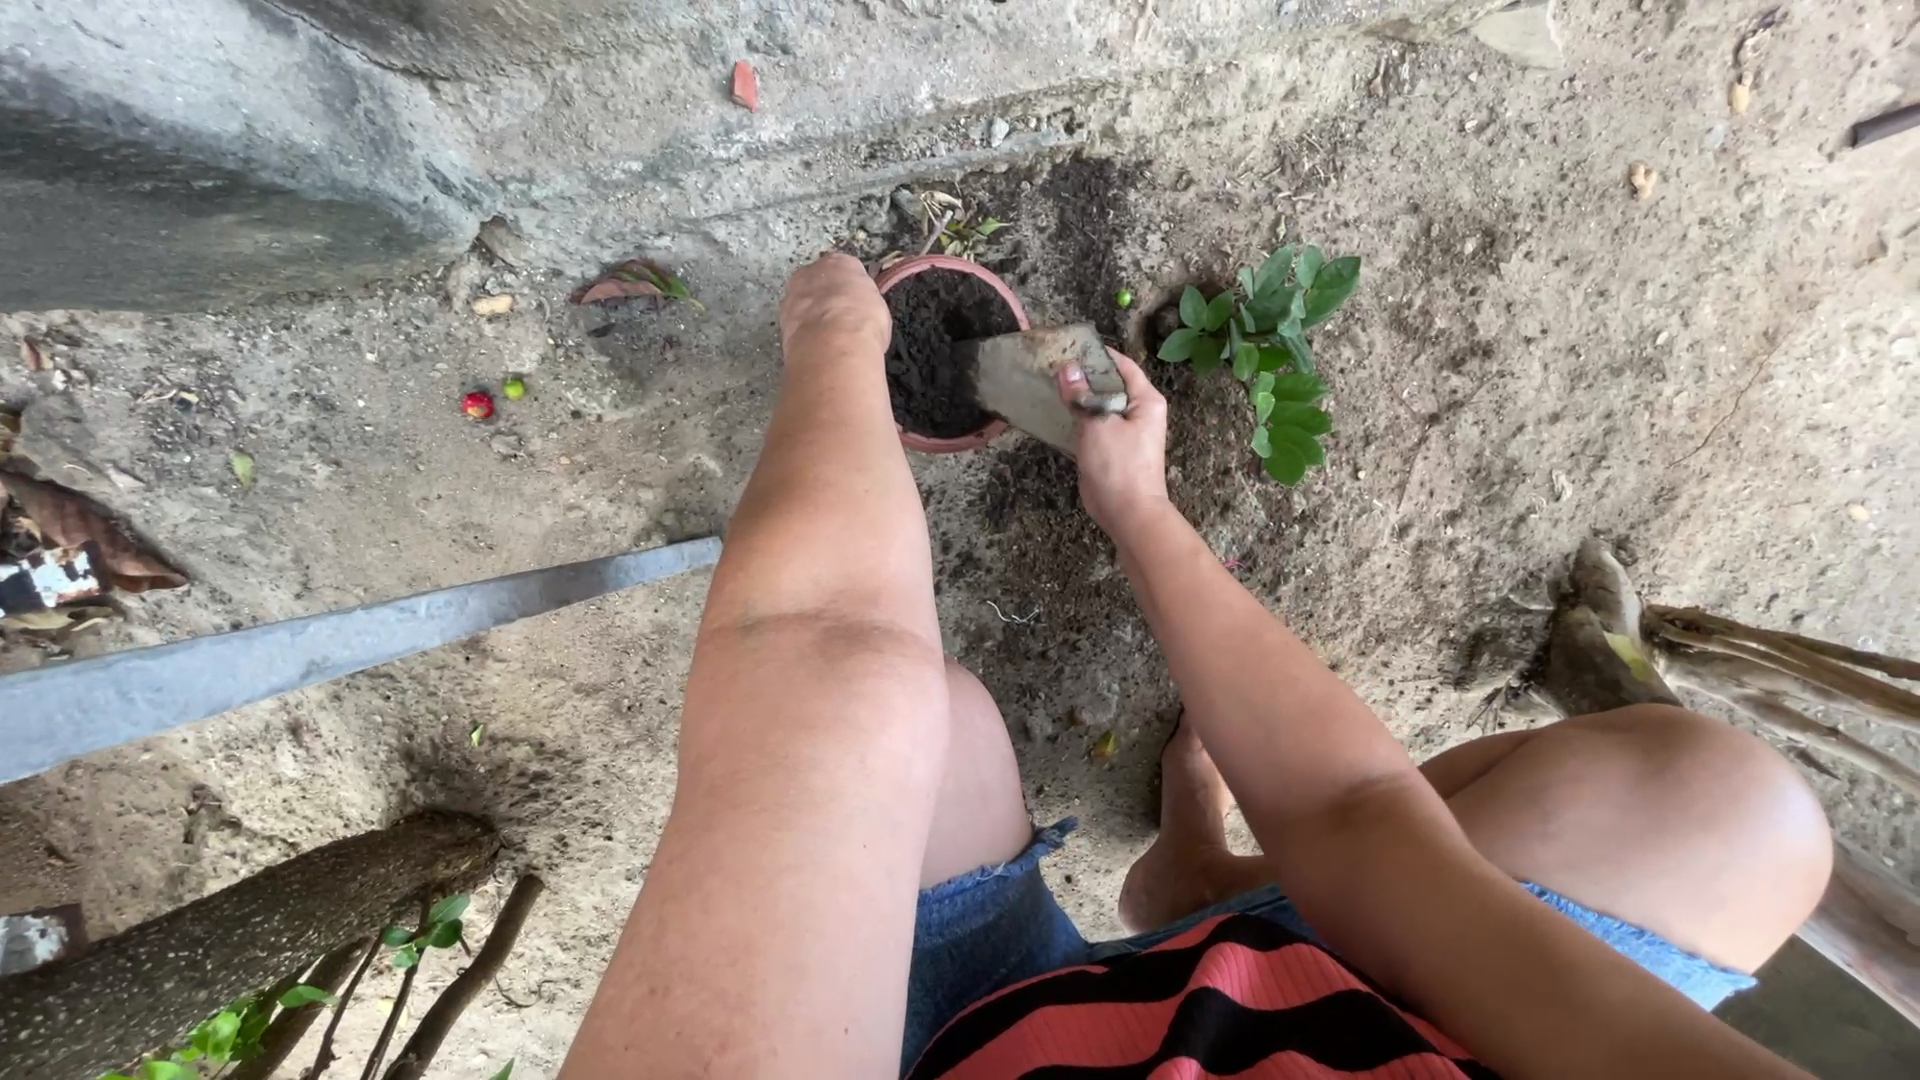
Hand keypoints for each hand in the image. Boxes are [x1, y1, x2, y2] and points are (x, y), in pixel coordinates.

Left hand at [779, 253, 890, 359]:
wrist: (833, 345)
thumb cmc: (861, 323)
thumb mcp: (878, 309)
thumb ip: (866, 302)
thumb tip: (864, 310)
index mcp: (842, 263)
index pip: (847, 270)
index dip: (853, 290)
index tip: (857, 304)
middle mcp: (813, 271)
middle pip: (820, 282)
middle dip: (828, 298)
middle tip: (841, 320)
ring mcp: (793, 293)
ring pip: (804, 301)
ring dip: (812, 316)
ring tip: (828, 337)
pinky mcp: (781, 317)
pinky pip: (795, 322)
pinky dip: (803, 332)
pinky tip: (816, 345)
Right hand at [1057, 349, 1170, 537]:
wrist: (1128, 513)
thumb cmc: (1119, 467)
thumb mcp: (1097, 426)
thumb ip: (1082, 396)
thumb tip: (1067, 368)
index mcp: (1146, 400)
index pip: (1122, 366)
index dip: (1098, 355)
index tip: (1070, 348)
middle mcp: (1138, 412)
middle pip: (1110, 384)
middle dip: (1084, 376)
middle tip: (1053, 366)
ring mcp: (1125, 431)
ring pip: (1099, 405)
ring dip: (1078, 398)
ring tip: (1050, 385)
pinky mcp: (1110, 448)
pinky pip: (1093, 425)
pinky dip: (1077, 418)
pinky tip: (1055, 412)